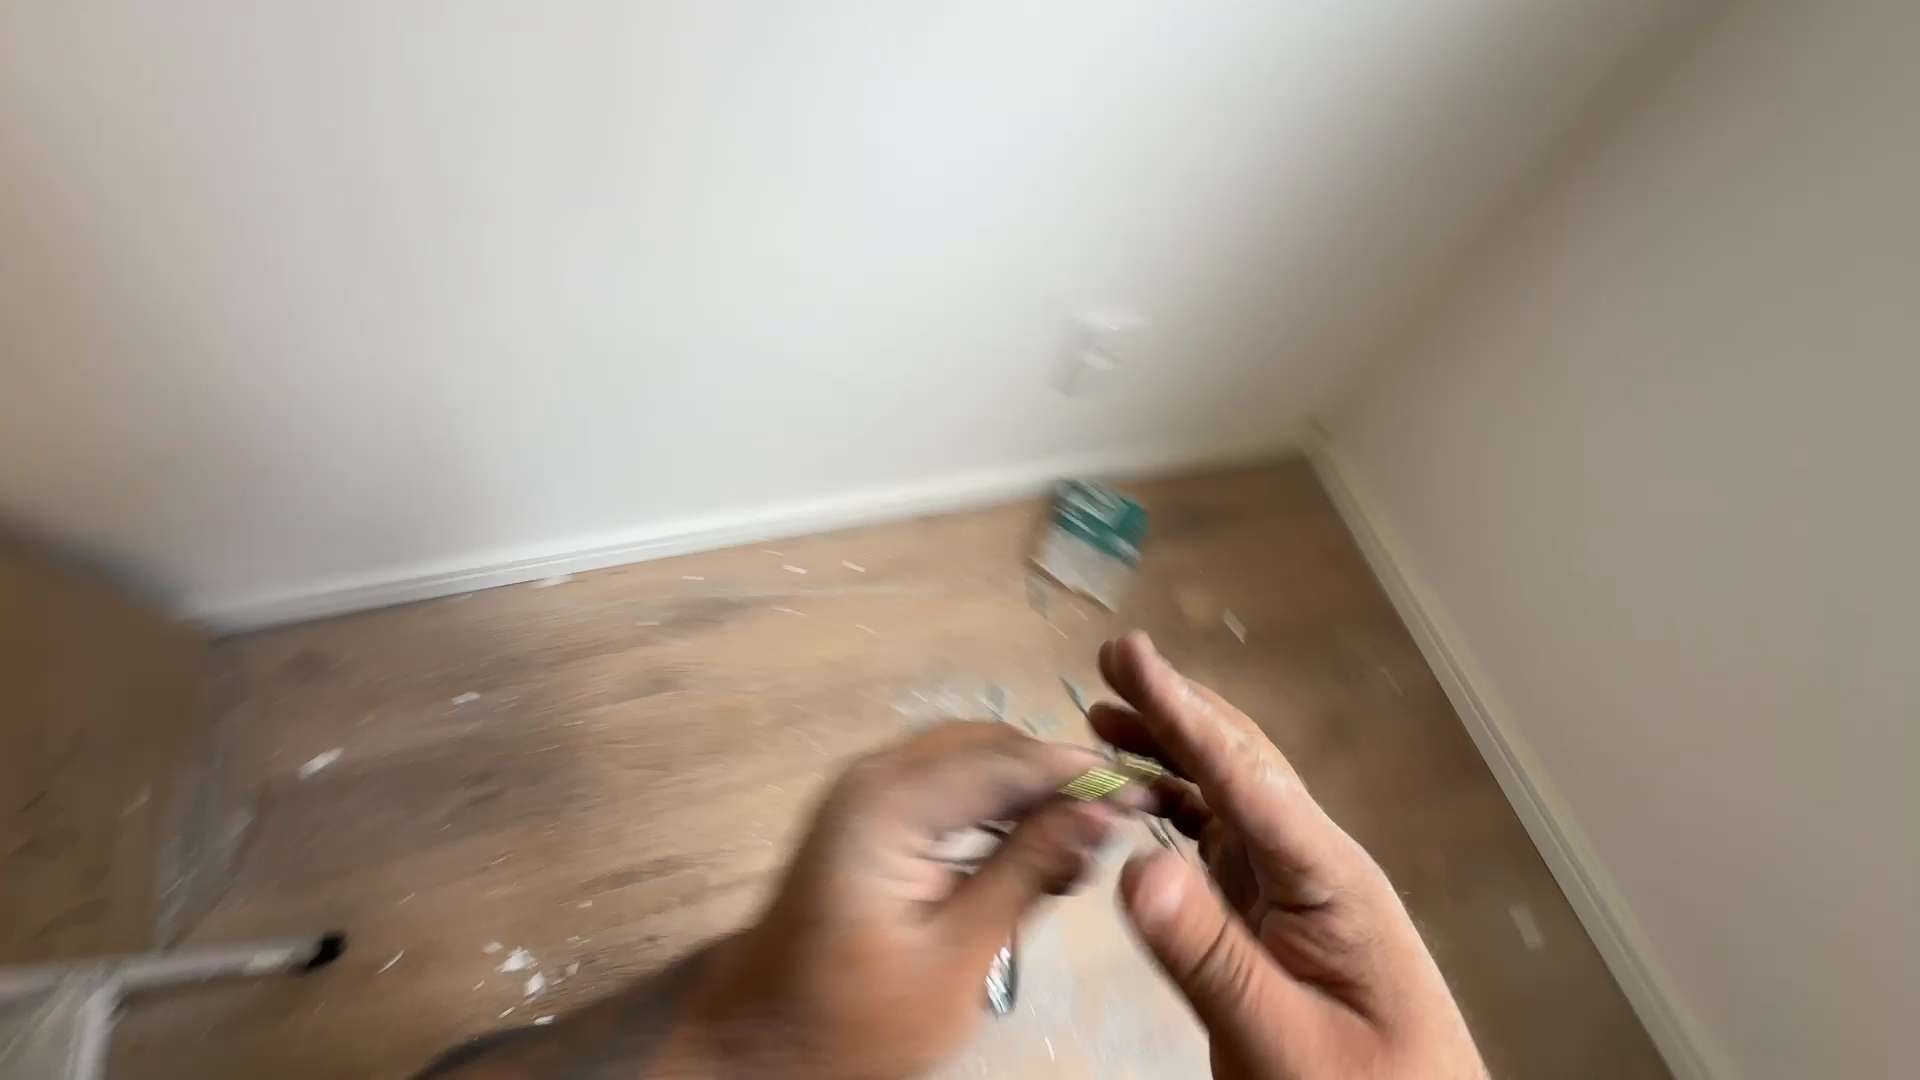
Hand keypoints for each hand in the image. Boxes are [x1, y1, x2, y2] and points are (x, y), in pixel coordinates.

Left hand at [657, 721, 1122, 1079]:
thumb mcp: (959, 955)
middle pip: (988, 745)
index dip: (1078, 770)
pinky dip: (994, 801)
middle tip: (1117, 812)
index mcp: (889, 803)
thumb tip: (1098, 811)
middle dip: (1055, 772)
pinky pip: (947, 780)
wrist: (765, 1039)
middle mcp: (876, 772)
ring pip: (970, 756)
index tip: (1141, 789)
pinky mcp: (870, 806)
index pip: (1005, 760)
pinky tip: (1031, 840)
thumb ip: (1027, 870)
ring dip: (1028, 785)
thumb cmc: (858, 1018)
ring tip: (1082, 834)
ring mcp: (868, 785)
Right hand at [1090, 632, 1486, 1079]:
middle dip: (1172, 704)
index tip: (1130, 657)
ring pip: (1219, 786)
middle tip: (1113, 659)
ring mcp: (1286, 876)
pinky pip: (1210, 829)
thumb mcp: (1285, 1042)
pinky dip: (1168, 799)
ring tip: (1105, 715)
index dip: (1179, 711)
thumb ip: (1211, 957)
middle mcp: (1307, 856)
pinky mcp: (1265, 900)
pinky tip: (1135, 789)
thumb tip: (1134, 866)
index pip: (1243, 774)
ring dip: (1164, 744)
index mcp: (1330, 874)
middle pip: (1235, 759)